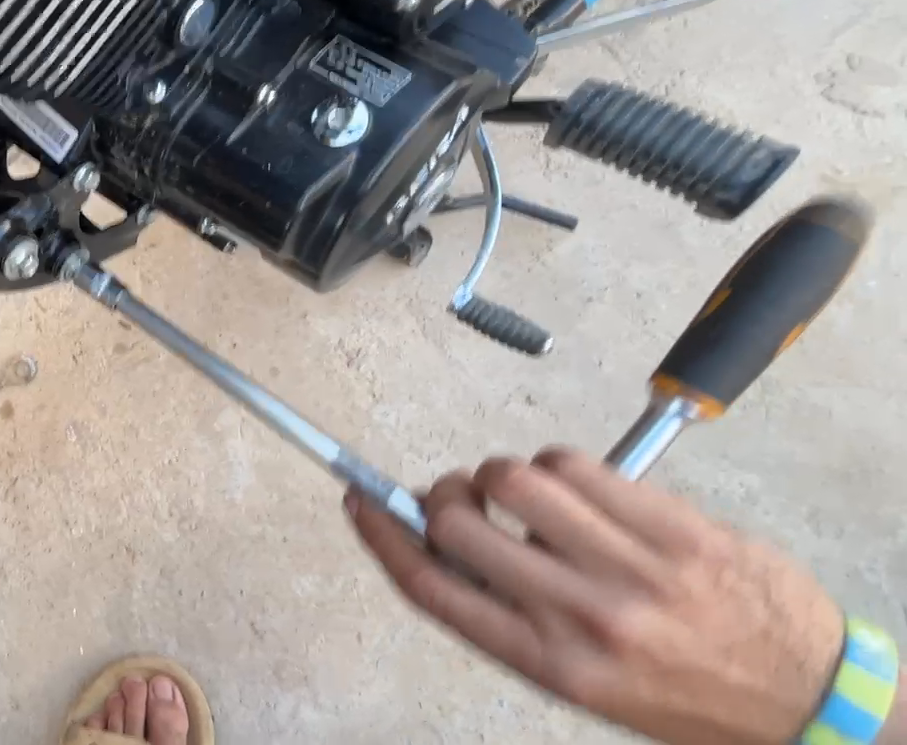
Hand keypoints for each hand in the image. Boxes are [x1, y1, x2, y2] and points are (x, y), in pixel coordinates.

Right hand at [349, 448, 846, 744]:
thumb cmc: (675, 693)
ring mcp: (636, 569)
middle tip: (458, 496)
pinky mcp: (677, 528)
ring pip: (514, 477)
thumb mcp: (575, 677)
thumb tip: (435, 533)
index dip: (379, 534)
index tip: (358, 499)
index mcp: (550, 662)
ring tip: (530, 496)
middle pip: (455, 522)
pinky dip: (557, 466)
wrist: (816, 708)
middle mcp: (584, 616)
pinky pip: (574, 464)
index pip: (431, 585)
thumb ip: (503, 609)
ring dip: (502, 476)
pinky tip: (582, 493)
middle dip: (443, 495)